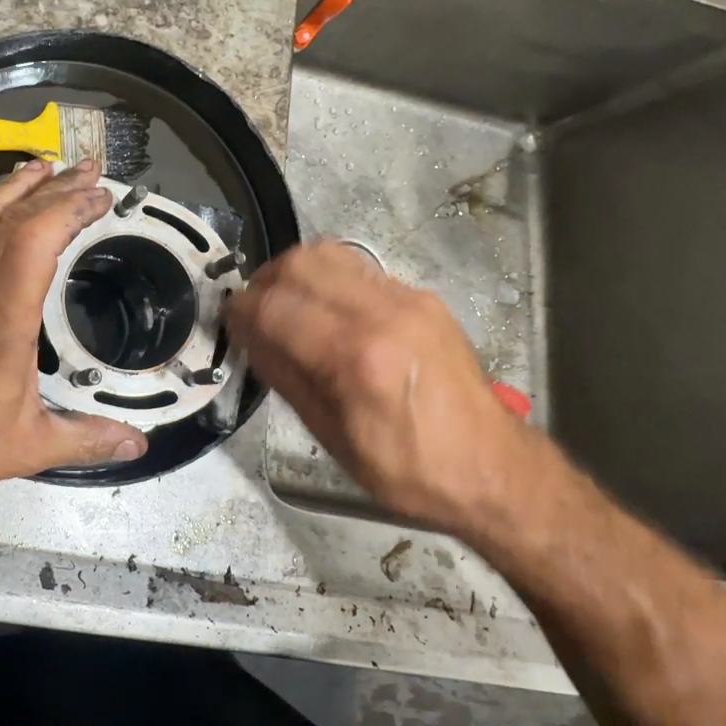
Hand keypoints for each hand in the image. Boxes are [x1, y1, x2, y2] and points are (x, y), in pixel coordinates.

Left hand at [0, 160, 148, 527]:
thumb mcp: (28, 446)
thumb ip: (87, 438)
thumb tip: (137, 446)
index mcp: (0, 317)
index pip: (36, 239)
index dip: (70, 208)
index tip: (100, 197)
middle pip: (11, 217)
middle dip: (54, 188)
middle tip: (87, 171)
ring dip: (11, 188)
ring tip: (40, 169)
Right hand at [228, 241, 530, 534]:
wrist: (493, 468)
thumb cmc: (409, 470)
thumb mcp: (333, 438)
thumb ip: (286, 377)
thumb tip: (250, 338)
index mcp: (356, 359)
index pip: (275, 308)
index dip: (241, 312)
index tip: (232, 325)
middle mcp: (382, 315)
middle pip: (299, 265)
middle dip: (263, 283)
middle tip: (255, 311)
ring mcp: (407, 299)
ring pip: (328, 254)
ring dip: (294, 273)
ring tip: (287, 304)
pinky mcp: (422, 297)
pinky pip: (357, 269)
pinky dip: (327, 279)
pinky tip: (326, 311)